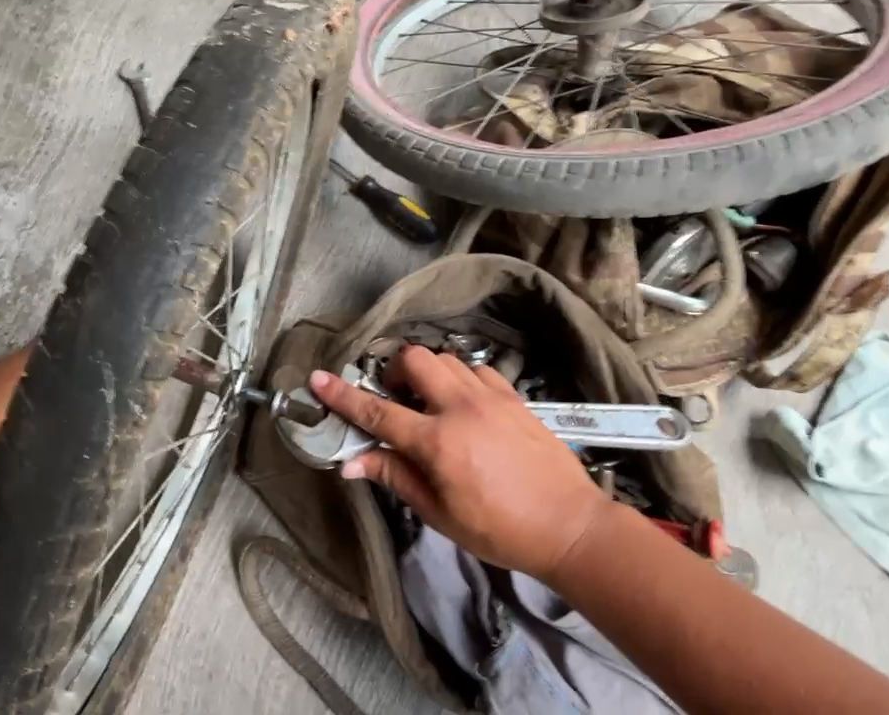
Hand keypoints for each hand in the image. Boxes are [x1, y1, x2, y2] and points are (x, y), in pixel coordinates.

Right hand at [309, 344, 612, 580]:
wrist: (570, 526)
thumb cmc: (501, 530)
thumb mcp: (440, 514)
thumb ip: (395, 477)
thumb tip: (351, 463)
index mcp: (438, 443)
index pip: (378, 413)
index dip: (343, 396)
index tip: (318, 378)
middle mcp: (462, 409)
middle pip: (414, 360)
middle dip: (395, 372)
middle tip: (397, 400)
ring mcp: (491, 398)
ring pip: (445, 359)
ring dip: (427, 374)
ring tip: (429, 404)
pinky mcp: (514, 397)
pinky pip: (476, 369)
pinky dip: (460, 379)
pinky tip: (463, 405)